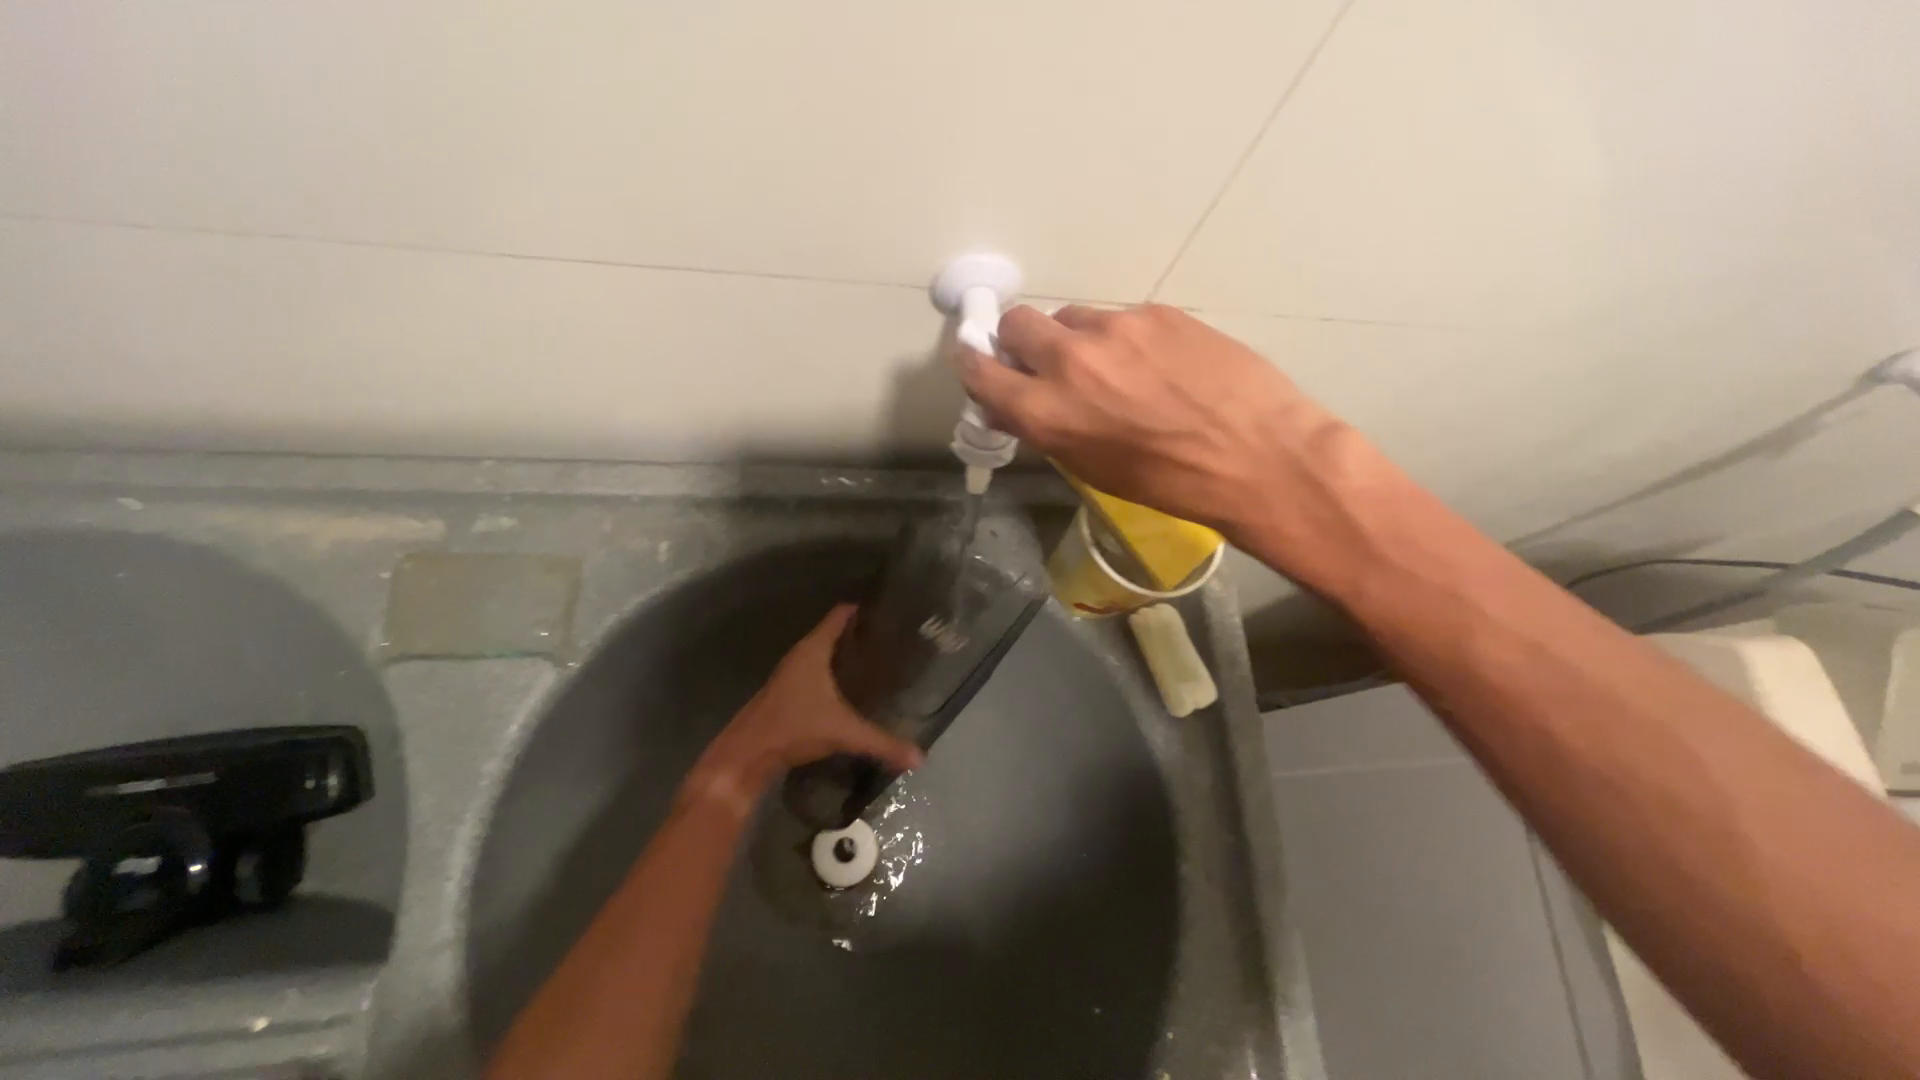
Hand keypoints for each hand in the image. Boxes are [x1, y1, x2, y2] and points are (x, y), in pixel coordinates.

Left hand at [687, 605, 923, 810]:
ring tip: (878, 661)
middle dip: (860, 635)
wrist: (748, 754)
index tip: (889, 610)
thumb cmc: (794, 728)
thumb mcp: (844, 733)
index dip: (862, 610)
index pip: (839, 615)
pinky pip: (817, 672)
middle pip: (833, 633)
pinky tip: (852, 689)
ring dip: (846, 655)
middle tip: (893, 640)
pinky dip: (835, 673)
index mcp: (813, 650)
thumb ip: (883, 743)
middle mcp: (801, 655)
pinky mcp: (787, 693)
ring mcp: (791, 674)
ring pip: (824, 654)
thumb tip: (920, 757)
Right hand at [956, 303, 1351, 541]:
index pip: (980, 368)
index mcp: (1047, 410)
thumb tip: (1013, 406)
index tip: (980, 364)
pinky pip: (1120, 319)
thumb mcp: (1092, 468)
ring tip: (1111, 370)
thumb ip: (1045, 429)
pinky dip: (1123, 339)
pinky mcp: (1157, 312)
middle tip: (1044, 364)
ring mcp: (1116, 328)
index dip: (974, 364)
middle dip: (1021, 341)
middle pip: (1018, 322)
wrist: (1259, 456)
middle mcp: (1071, 360)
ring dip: (1074, 340)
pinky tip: (1156, 367)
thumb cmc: (1170, 483)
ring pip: (1072, 317)